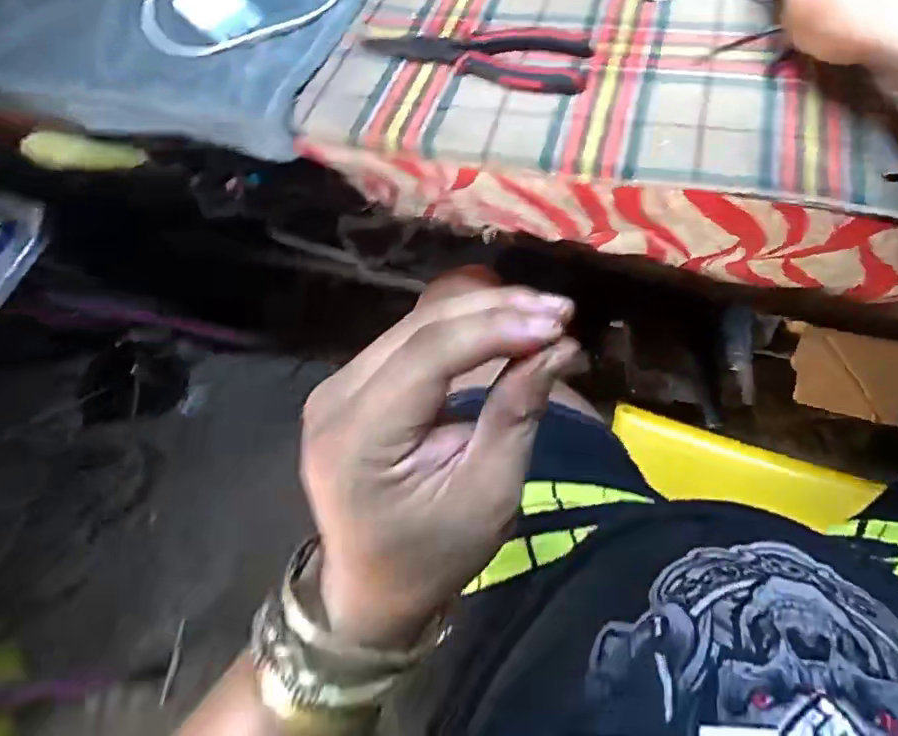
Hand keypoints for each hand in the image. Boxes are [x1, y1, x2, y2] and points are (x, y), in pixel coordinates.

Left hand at [299, 274, 579, 649]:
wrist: (372, 589)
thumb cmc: (433, 554)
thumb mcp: (488, 495)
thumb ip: (516, 414)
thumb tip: (558, 347)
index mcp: (357, 436)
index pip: (428, 353)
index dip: (496, 328)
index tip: (558, 325)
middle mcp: (335, 396)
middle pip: (421, 326)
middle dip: (497, 309)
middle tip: (561, 310)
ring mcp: (336, 384)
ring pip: (418, 322)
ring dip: (484, 310)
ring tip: (544, 311)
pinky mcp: (351, 381)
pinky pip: (412, 338)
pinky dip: (464, 326)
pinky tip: (506, 321)